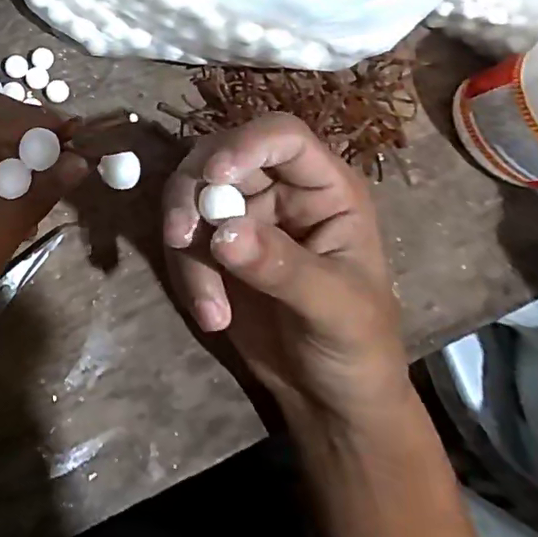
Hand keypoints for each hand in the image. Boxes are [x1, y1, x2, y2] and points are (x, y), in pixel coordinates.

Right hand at [162, 114, 407, 424]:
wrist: (328, 398)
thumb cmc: (358, 347)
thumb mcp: (335, 309)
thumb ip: (282, 267)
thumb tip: (223, 232)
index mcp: (324, 188)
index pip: (283, 138)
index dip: (245, 143)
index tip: (213, 176)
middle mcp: (277, 189)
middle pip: (217, 156)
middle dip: (191, 194)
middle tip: (179, 237)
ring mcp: (240, 214)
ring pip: (189, 195)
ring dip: (184, 241)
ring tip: (208, 306)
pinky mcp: (212, 244)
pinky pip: (181, 236)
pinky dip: (183, 270)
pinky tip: (211, 315)